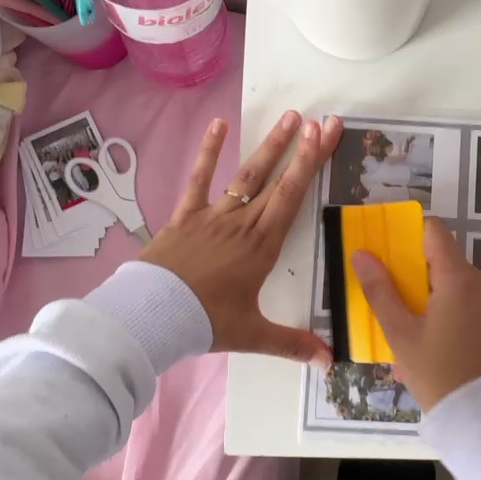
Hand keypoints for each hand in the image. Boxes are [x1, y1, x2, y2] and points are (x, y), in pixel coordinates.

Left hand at [141, 111, 340, 368]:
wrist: (151, 315)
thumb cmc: (205, 321)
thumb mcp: (252, 334)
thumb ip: (292, 344)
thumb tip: (330, 361)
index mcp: (262, 245)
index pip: (293, 195)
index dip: (312, 163)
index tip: (327, 134)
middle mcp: (242, 222)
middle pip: (277, 179)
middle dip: (302, 148)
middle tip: (322, 120)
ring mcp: (212, 215)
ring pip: (246, 175)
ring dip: (268, 146)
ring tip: (288, 118)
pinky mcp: (185, 216)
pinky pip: (199, 180)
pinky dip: (208, 152)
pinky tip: (218, 124)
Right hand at [350, 218, 480, 410]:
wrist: (476, 414)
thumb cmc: (435, 371)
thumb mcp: (399, 332)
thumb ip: (379, 290)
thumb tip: (360, 254)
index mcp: (459, 278)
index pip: (433, 231)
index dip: (406, 233)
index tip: (383, 248)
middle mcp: (478, 280)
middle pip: (438, 255)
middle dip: (408, 266)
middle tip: (383, 287)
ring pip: (447, 277)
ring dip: (420, 288)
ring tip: (397, 316)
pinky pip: (458, 296)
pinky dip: (436, 303)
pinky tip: (417, 330)